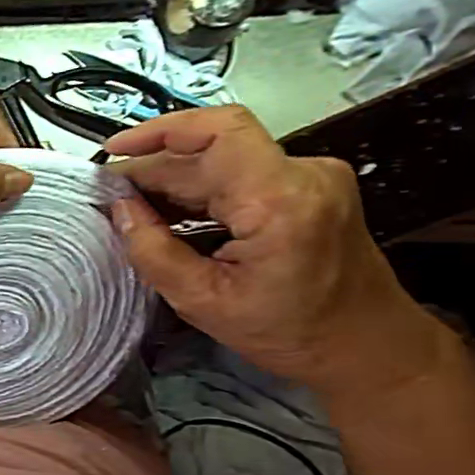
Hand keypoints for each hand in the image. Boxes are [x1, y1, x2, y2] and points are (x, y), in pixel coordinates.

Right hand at [104, 106, 447, 392]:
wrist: (364, 344)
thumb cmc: (290, 332)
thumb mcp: (202, 301)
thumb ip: (153, 251)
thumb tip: (120, 209)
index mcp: (279, 202)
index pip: (218, 132)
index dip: (160, 130)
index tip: (116, 149)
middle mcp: (303, 176)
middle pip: (212, 152)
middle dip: (154, 170)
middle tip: (109, 198)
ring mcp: (309, 179)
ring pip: (223, 163)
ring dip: (172, 184)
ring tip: (133, 213)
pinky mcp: (307, 188)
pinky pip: (240, 177)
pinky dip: (198, 193)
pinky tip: (168, 217)